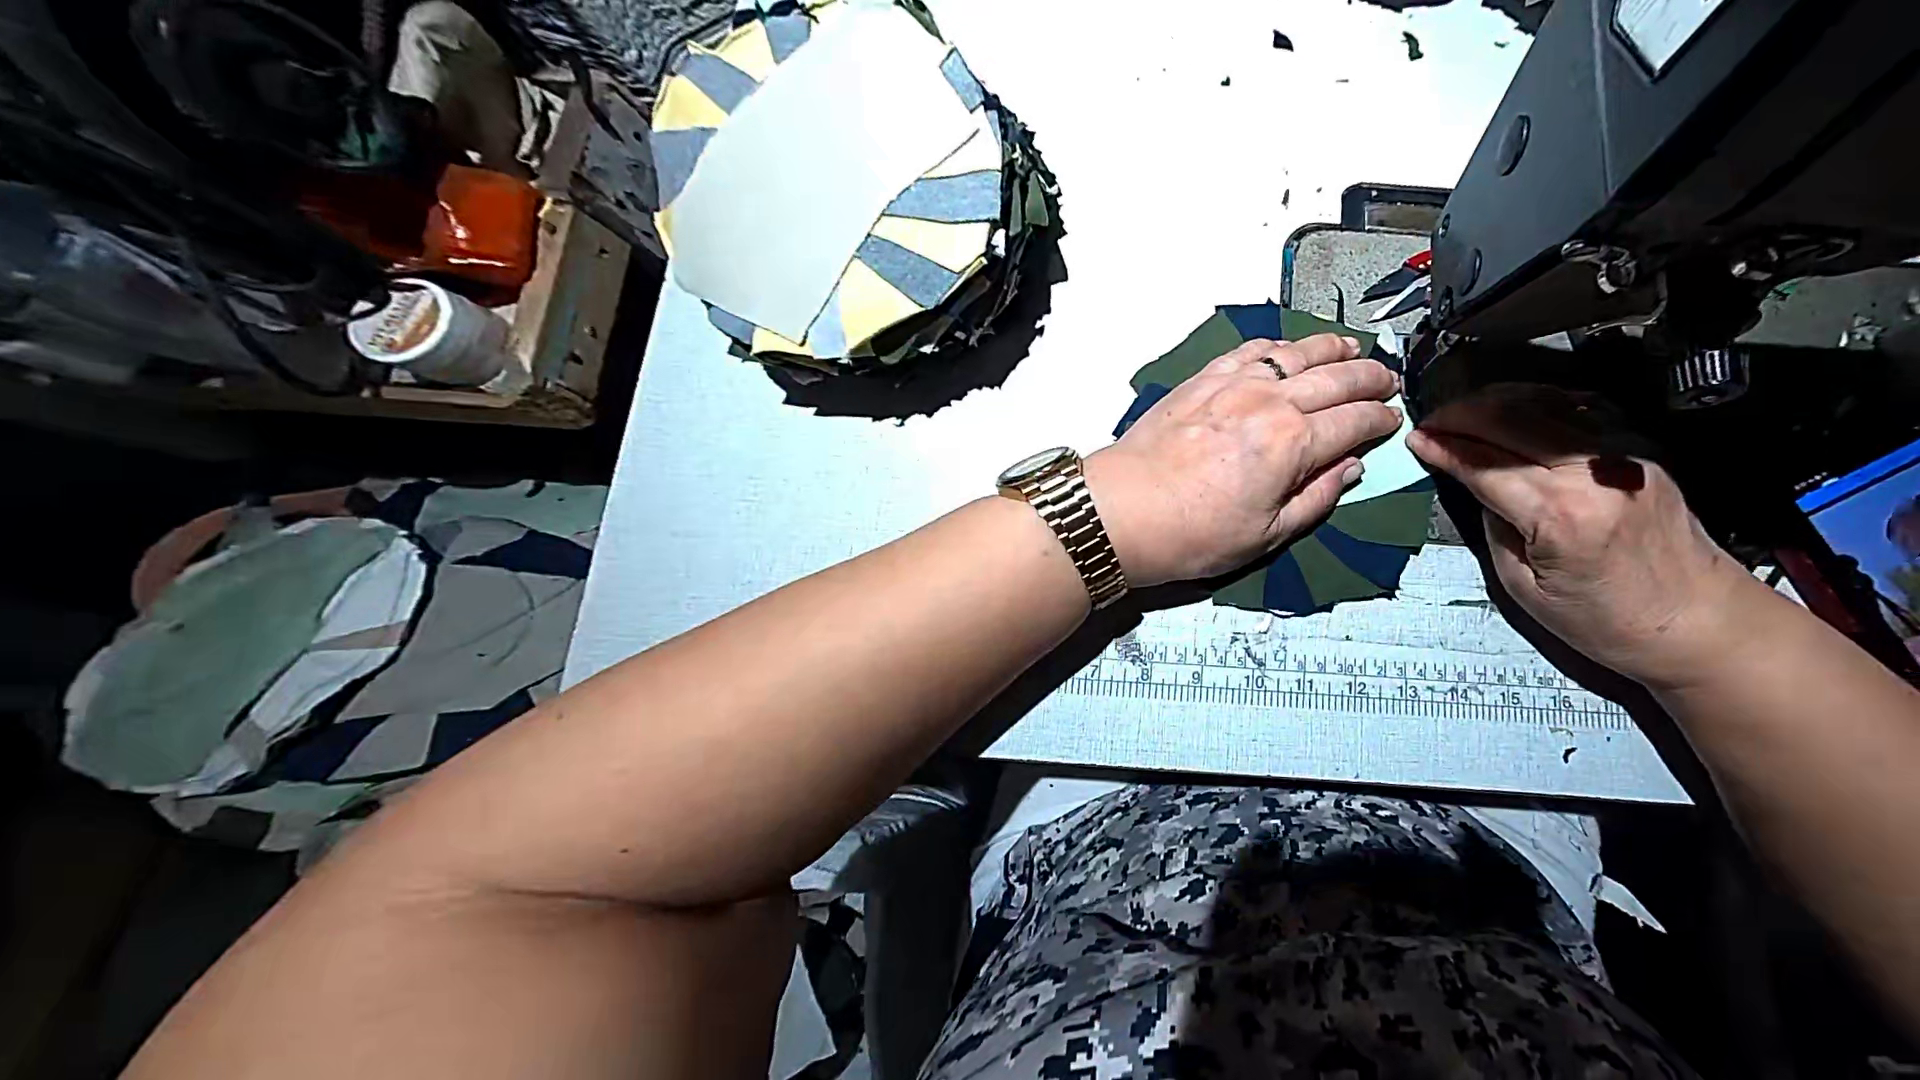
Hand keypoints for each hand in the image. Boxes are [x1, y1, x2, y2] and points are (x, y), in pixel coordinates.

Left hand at [1083, 333, 1400, 587]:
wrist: (1120, 512)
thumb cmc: (1190, 534)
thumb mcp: (1265, 535)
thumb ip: (1316, 498)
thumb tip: (1349, 468)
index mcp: (1294, 442)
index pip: (1355, 422)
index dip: (1379, 420)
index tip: (1390, 420)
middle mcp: (1269, 401)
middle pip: (1335, 378)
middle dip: (1369, 377)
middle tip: (1386, 379)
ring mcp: (1231, 385)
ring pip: (1295, 354)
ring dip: (1330, 349)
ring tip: (1350, 348)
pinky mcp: (1199, 381)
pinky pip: (1247, 351)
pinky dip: (1275, 346)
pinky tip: (1285, 349)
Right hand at [1407, 383, 1754, 688]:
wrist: (1700, 622)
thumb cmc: (1607, 619)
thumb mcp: (1522, 584)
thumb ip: (1496, 527)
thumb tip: (1480, 488)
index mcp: (1560, 514)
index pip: (1483, 465)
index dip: (1443, 448)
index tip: (1417, 439)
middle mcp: (1594, 475)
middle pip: (1512, 421)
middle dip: (1462, 415)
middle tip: (1431, 420)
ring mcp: (1624, 459)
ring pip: (1546, 406)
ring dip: (1496, 403)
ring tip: (1463, 410)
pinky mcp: (1639, 455)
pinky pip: (1576, 415)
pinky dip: (1537, 406)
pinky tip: (1514, 409)